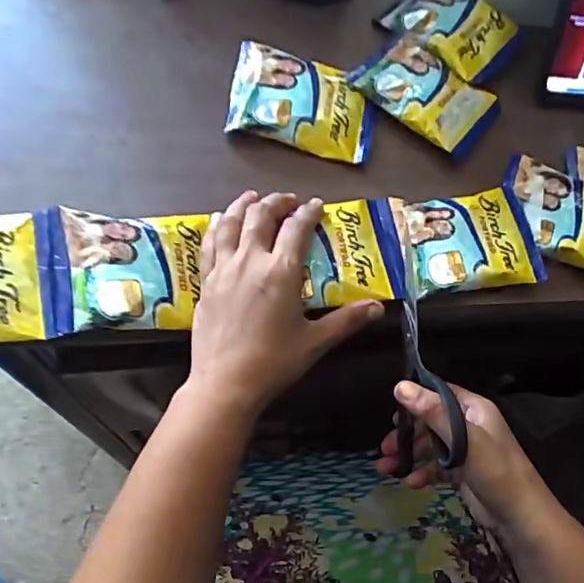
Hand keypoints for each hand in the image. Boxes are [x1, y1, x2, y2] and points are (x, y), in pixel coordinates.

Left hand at [184, 191, 382, 418]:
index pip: (297, 229)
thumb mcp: (315, 342)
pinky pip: (209, 244)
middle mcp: (250, 261)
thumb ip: (345, 321)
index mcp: (281, 272)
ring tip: (252, 199)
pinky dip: (216, 226)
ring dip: (243, 206)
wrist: (225, 383)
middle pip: (261, 216)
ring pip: (230, 223)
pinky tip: (218, 222)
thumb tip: (377, 308)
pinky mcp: (205, 283)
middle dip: (277, 203)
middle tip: (288, 201)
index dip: (309, 213)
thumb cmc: (273, 363)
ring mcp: (223, 270)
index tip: (317, 206)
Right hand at [377, 379, 552, 533]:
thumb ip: (433, 412)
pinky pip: (436, 467)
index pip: (439, 394)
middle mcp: (469, 425)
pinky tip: (411, 483)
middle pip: (430, 421)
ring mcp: (466, 450)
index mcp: (474, 409)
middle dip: (406, 434)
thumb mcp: (464, 439)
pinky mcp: (462, 473)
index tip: (392, 413)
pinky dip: (422, 473)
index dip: (415, 400)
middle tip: (384, 447)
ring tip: (385, 469)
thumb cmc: (496, 471)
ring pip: (430, 446)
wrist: (519, 516)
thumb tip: (400, 386)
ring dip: (409, 456)